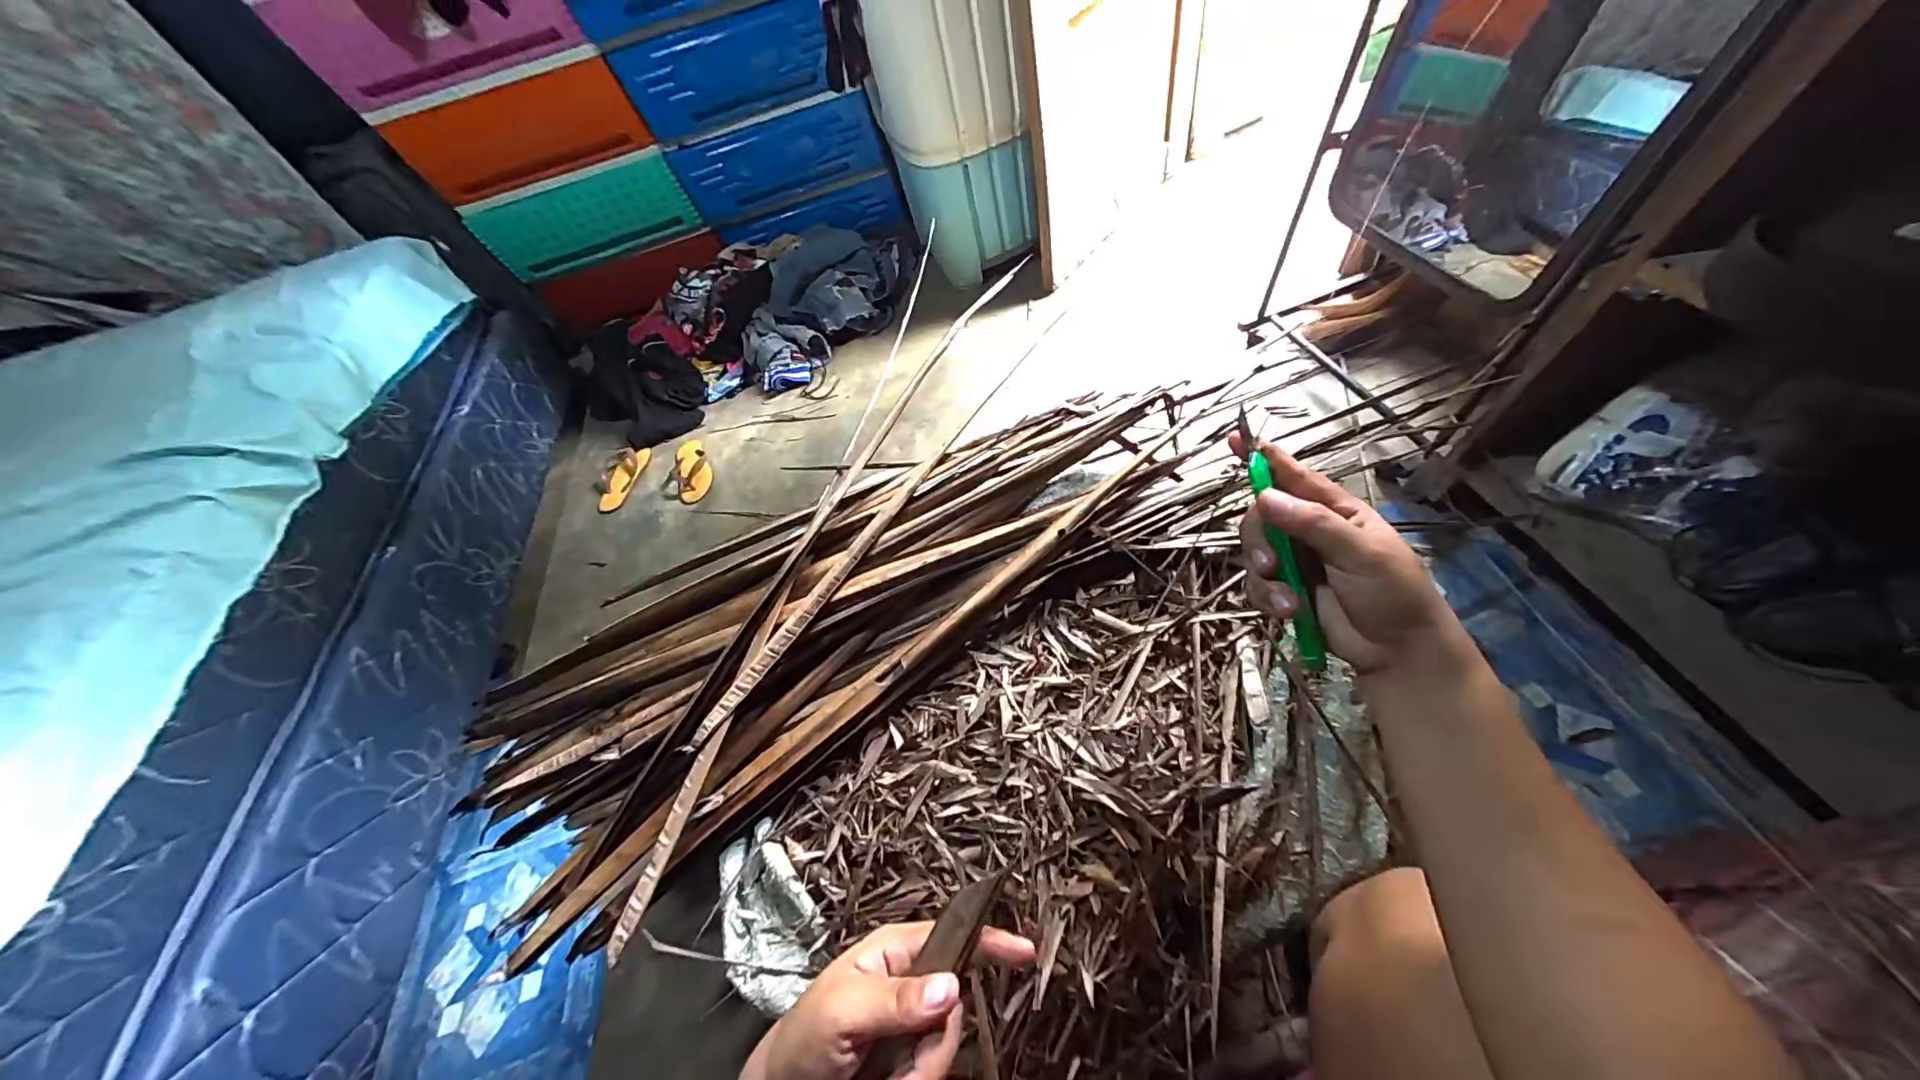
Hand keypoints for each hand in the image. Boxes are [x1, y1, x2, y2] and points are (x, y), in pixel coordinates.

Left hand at [740, 921, 1036, 1079]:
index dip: (992, 942)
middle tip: (899, 1066)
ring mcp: (913, 1021)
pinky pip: (935, 1068)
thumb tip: (952, 986)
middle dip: (934, 1044)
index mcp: (897, 951)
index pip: (954, 937)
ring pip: (947, 1045)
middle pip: (956, 1006)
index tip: (1027, 952)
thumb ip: (897, 999)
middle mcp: (912, 981)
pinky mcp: (912, 1055)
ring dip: (920, 1070)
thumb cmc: (805, 1034)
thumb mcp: (845, 1010)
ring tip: (885, 1076)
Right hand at [1229, 433, 1458, 675]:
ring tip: (1289, 601)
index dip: (1264, 458)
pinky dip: (1266, 598)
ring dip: (1264, 576)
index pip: (1293, 475)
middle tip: (1271, 564)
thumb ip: (1313, 524)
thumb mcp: (1361, 553)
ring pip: (1253, 552)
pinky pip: (1256, 584)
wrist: (1397, 649)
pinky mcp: (1283, 590)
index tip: (1234, 440)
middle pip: (1260, 517)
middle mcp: (1306, 530)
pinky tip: (1289, 612)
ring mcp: (1293, 561)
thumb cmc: (1393, 592)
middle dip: (1259, 540)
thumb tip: (1265, 497)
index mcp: (1333, 510)